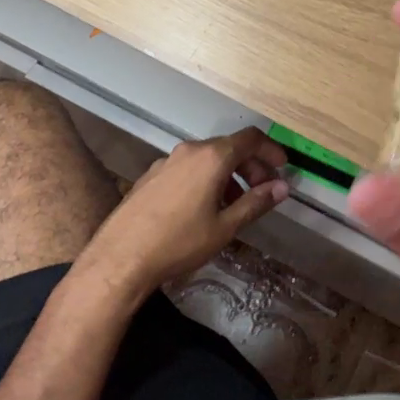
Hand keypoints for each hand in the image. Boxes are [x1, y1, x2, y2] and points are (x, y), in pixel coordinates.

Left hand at [79, 128, 289, 294]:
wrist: (117, 261)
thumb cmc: (178, 243)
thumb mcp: (225, 227)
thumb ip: (256, 203)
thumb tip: (282, 187)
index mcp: (212, 157)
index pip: (251, 139)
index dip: (271, 150)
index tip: (282, 168)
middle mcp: (189, 151)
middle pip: (229, 147)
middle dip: (250, 166)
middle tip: (261, 191)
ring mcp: (166, 162)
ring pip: (207, 159)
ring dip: (227, 175)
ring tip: (233, 205)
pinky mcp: (149, 177)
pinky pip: (187, 169)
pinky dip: (204, 179)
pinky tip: (201, 209)